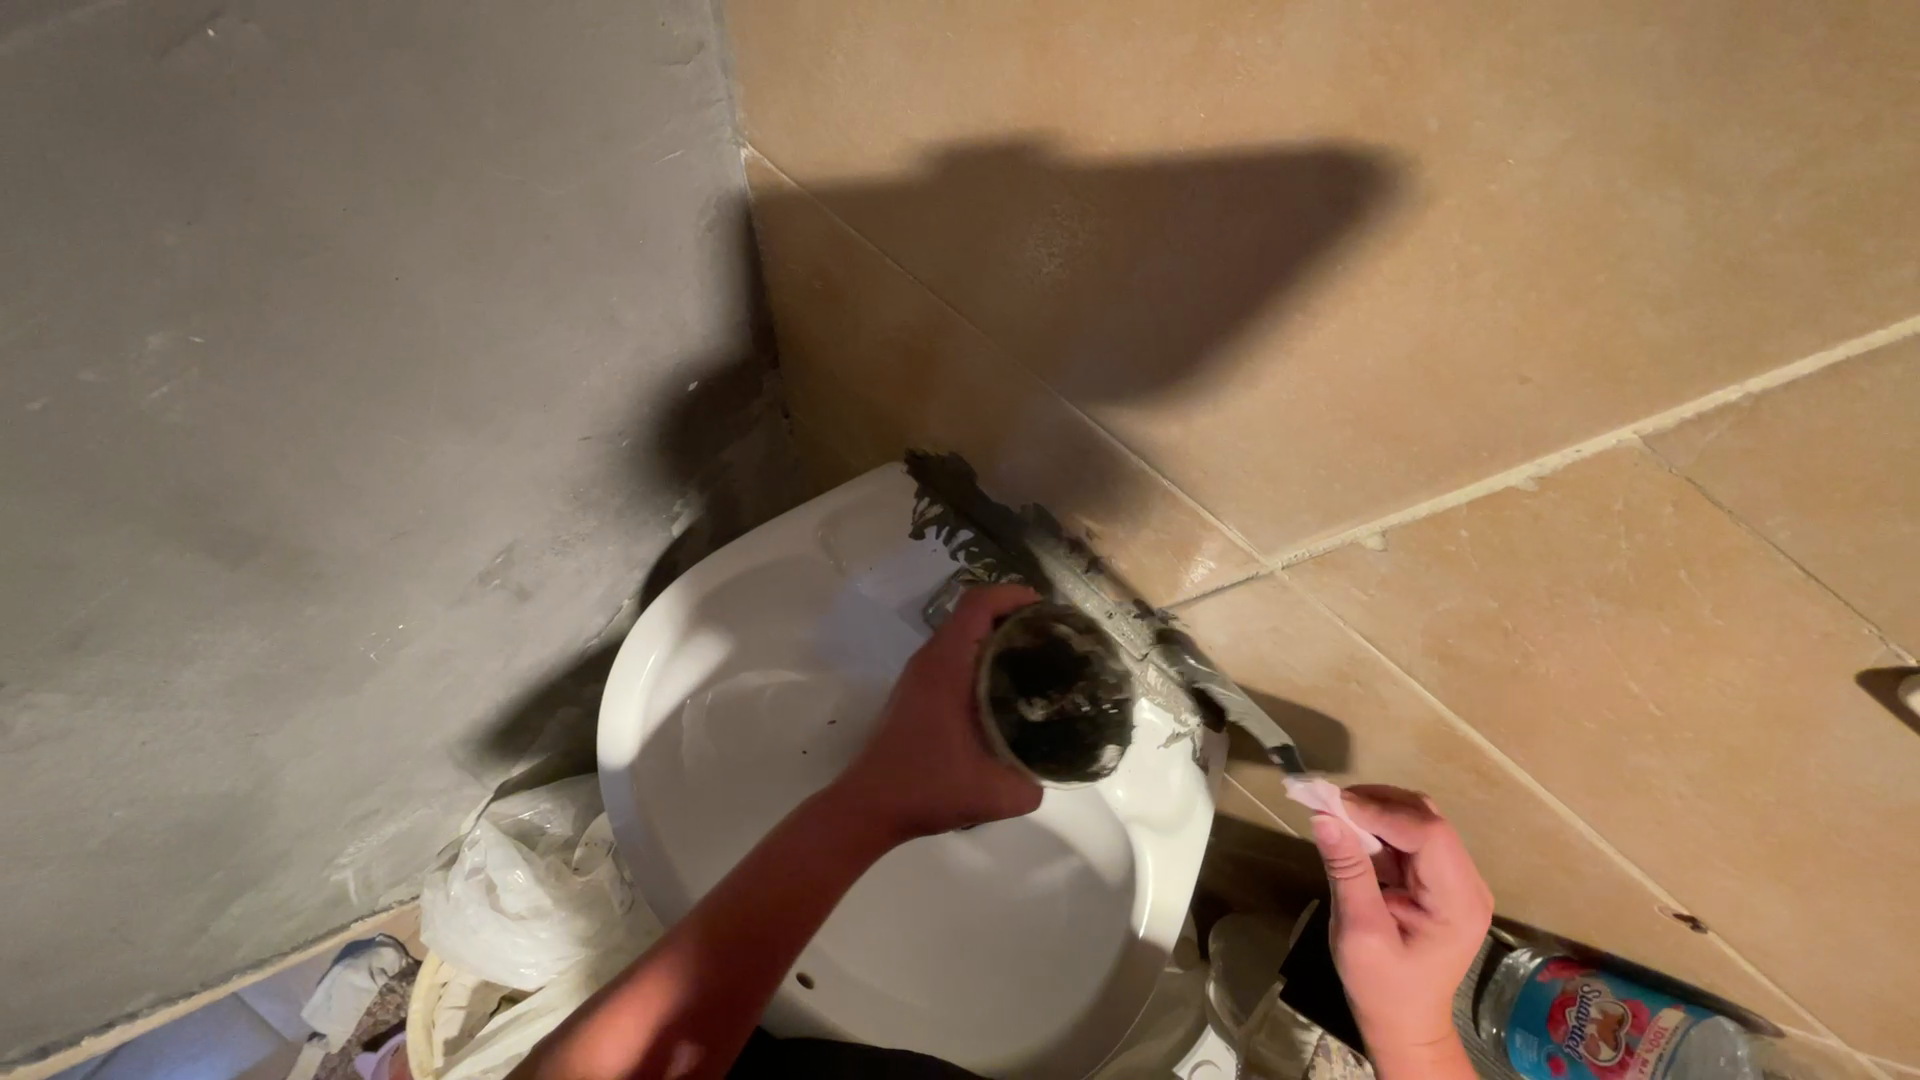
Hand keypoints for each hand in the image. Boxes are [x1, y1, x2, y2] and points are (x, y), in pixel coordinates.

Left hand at [829, 584, 1045, 841]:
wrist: (869, 805)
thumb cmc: (927, 788)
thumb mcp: (994, 793)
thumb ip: (1032, 783)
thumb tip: (1050, 769)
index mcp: (947, 666)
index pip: (978, 604)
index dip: (1013, 595)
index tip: (1046, 610)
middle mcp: (930, 660)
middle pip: (973, 614)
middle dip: (1013, 616)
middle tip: (1051, 638)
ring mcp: (919, 675)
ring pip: (962, 636)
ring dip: (996, 638)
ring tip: (1034, 659)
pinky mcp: (915, 691)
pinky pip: (953, 656)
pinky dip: (980, 657)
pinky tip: (1003, 689)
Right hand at [1309, 784, 1492, 1067]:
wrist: (1403, 1020)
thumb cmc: (1382, 986)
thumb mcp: (1359, 931)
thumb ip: (1347, 871)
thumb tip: (1323, 816)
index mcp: (1458, 901)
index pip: (1427, 832)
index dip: (1379, 810)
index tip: (1331, 807)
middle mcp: (1467, 883)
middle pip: (1426, 817)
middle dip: (1375, 803)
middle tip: (1327, 807)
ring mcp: (1456, 879)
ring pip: (1418, 818)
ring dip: (1375, 810)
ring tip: (1335, 817)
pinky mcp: (1438, 878)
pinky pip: (1410, 834)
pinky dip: (1377, 824)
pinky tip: (1350, 834)